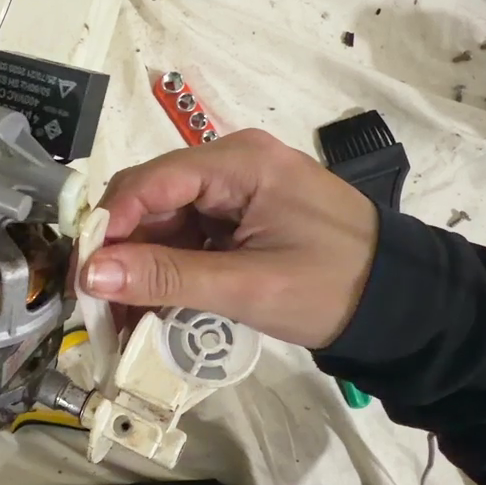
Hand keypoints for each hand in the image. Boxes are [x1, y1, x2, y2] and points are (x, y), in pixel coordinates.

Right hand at [80, 129, 379, 348]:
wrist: (404, 306)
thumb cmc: (335, 288)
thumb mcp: (248, 286)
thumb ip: (167, 277)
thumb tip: (90, 274)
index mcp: (239, 163)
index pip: (149, 182)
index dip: (108, 227)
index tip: (82, 276)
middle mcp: (229, 165)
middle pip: (149, 201)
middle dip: (118, 254)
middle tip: (96, 306)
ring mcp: (232, 192)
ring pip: (161, 224)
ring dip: (137, 270)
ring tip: (120, 320)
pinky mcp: (236, 219)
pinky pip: (183, 239)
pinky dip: (163, 274)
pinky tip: (148, 310)